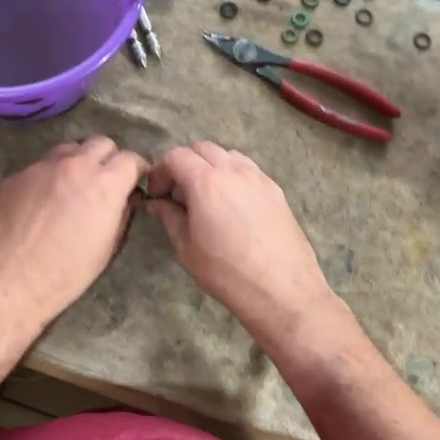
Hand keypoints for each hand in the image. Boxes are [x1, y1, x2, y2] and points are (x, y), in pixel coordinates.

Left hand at [0, 137, 148, 333]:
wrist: (12, 280)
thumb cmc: (68, 272)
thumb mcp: (109, 247)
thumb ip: (123, 213)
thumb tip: (128, 197)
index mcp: (105, 184)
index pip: (131, 158)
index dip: (137, 169)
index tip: (135, 180)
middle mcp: (75, 165)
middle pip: (101, 143)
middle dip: (109, 158)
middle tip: (106, 180)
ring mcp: (43, 166)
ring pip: (69, 148)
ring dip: (79, 160)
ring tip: (74, 184)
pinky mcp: (18, 174)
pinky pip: (42, 165)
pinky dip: (51, 174)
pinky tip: (44, 199)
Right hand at [144, 142, 340, 340]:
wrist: (282, 291)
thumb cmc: (227, 273)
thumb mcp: (187, 249)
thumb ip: (170, 218)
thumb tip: (158, 204)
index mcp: (206, 182)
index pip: (176, 156)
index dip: (160, 172)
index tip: (157, 195)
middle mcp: (233, 170)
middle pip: (202, 149)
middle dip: (184, 164)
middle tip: (178, 193)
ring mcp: (258, 178)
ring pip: (227, 155)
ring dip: (210, 166)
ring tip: (205, 195)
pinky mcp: (275, 190)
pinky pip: (247, 169)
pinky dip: (232, 174)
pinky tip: (231, 203)